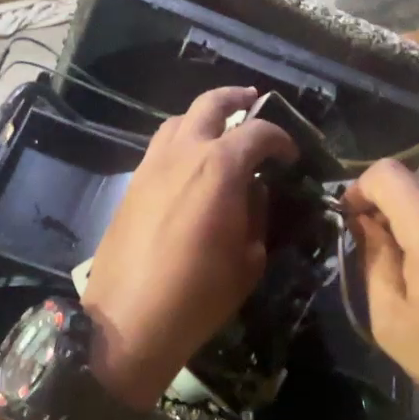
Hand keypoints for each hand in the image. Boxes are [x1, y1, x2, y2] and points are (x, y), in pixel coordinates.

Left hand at [82, 87, 296, 409]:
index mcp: (220, 165)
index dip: (281, 139)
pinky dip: (182, 140)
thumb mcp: (248, 258)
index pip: (259, 132)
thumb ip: (256, 212)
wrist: (128, 321)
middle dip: (237, 98)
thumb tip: (253, 190)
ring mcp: (154, 163)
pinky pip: (162, 144)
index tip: (290, 156)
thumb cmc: (199, 294)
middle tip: (253, 101)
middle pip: (211, 103)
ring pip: (180, 119)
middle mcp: (186, 151)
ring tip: (220, 129)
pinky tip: (191, 161)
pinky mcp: (134, 181)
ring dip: (204, 117)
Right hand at [346, 160, 418, 419]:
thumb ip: (374, 260)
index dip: (359, 189)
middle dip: (386, 217)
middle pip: (409, 191)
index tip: (349, 221)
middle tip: (379, 263)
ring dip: (413, 230)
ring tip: (413, 280)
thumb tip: (364, 223)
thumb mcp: (393, 319)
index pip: (385, 172)